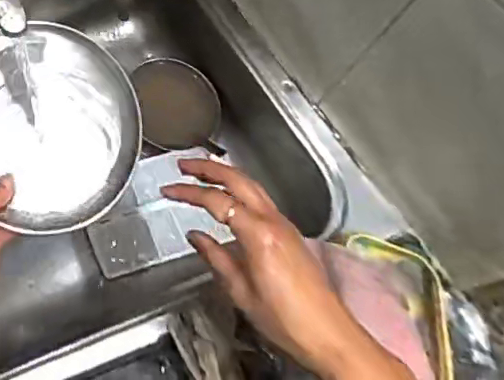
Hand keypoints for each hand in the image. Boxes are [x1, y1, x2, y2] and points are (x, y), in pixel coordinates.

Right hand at [163, 159, 408, 379]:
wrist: (334, 338)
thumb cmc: (290, 323)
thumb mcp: (243, 294)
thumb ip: (216, 259)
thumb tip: (195, 237)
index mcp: (259, 234)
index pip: (216, 200)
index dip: (188, 192)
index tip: (169, 190)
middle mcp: (273, 221)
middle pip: (236, 178)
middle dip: (206, 167)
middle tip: (183, 165)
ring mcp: (284, 223)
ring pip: (250, 182)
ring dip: (224, 172)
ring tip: (202, 171)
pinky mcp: (290, 231)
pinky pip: (259, 196)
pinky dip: (238, 186)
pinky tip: (228, 196)